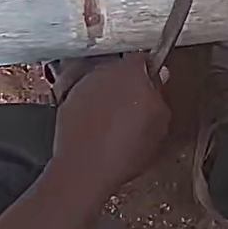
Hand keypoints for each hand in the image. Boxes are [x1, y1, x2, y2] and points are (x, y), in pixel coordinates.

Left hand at [50, 54, 170, 192]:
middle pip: (121, 72)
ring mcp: (83, 87)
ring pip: (103, 85)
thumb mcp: (160, 124)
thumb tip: (157, 79)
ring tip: (116, 125)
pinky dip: (92, 110)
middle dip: (129, 86)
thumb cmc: (127, 148)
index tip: (153, 87)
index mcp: (131, 73)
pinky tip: (99, 131)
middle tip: (137, 110)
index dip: (150, 74)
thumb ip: (160, 96)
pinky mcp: (67, 102)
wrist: (86, 168)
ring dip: (110, 97)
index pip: (143, 60)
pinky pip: (86, 100)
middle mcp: (105, 73)